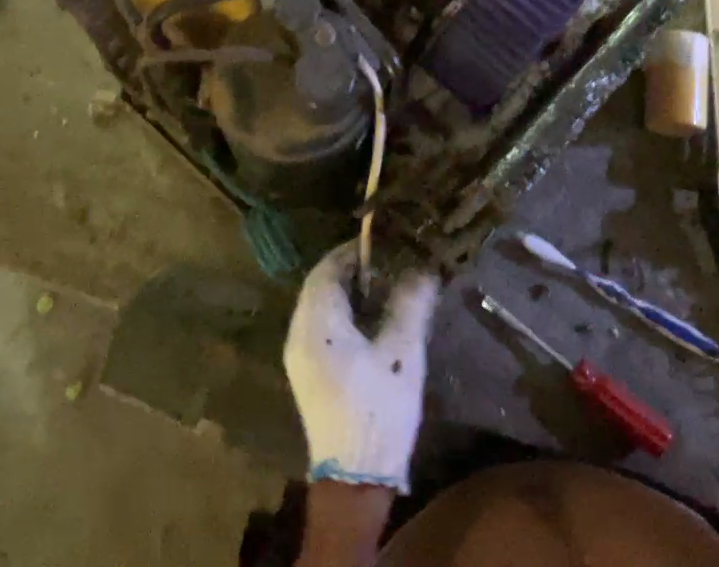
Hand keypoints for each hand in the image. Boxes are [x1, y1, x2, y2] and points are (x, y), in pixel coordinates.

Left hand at [284, 244, 440, 493]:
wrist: (355, 474)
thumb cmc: (378, 406)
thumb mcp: (402, 351)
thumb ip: (410, 303)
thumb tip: (421, 268)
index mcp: (316, 323)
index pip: (326, 270)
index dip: (352, 252)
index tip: (382, 244)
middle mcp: (298, 334)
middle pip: (319, 287)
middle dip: (351, 271)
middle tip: (388, 264)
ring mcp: (298, 357)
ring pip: (318, 308)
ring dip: (347, 294)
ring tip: (385, 291)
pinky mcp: (306, 375)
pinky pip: (319, 329)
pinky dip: (341, 316)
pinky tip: (371, 324)